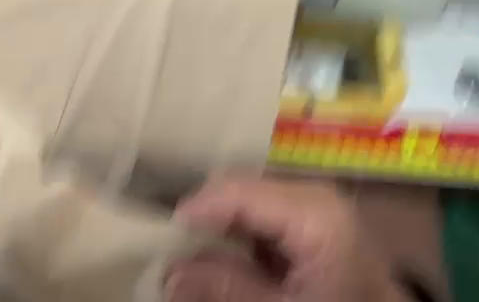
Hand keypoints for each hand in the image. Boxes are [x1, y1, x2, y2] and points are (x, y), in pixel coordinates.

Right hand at [165, 176, 403, 301]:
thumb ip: (228, 289)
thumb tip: (170, 272)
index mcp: (313, 211)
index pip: (240, 190)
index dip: (197, 207)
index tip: (158, 231)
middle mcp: (316, 194)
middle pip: (245, 188)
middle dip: (207, 216)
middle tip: (169, 247)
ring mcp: (319, 205)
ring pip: (252, 200)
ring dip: (222, 226)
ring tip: (190, 255)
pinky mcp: (318, 223)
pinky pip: (269, 216)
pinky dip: (243, 234)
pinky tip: (226, 260)